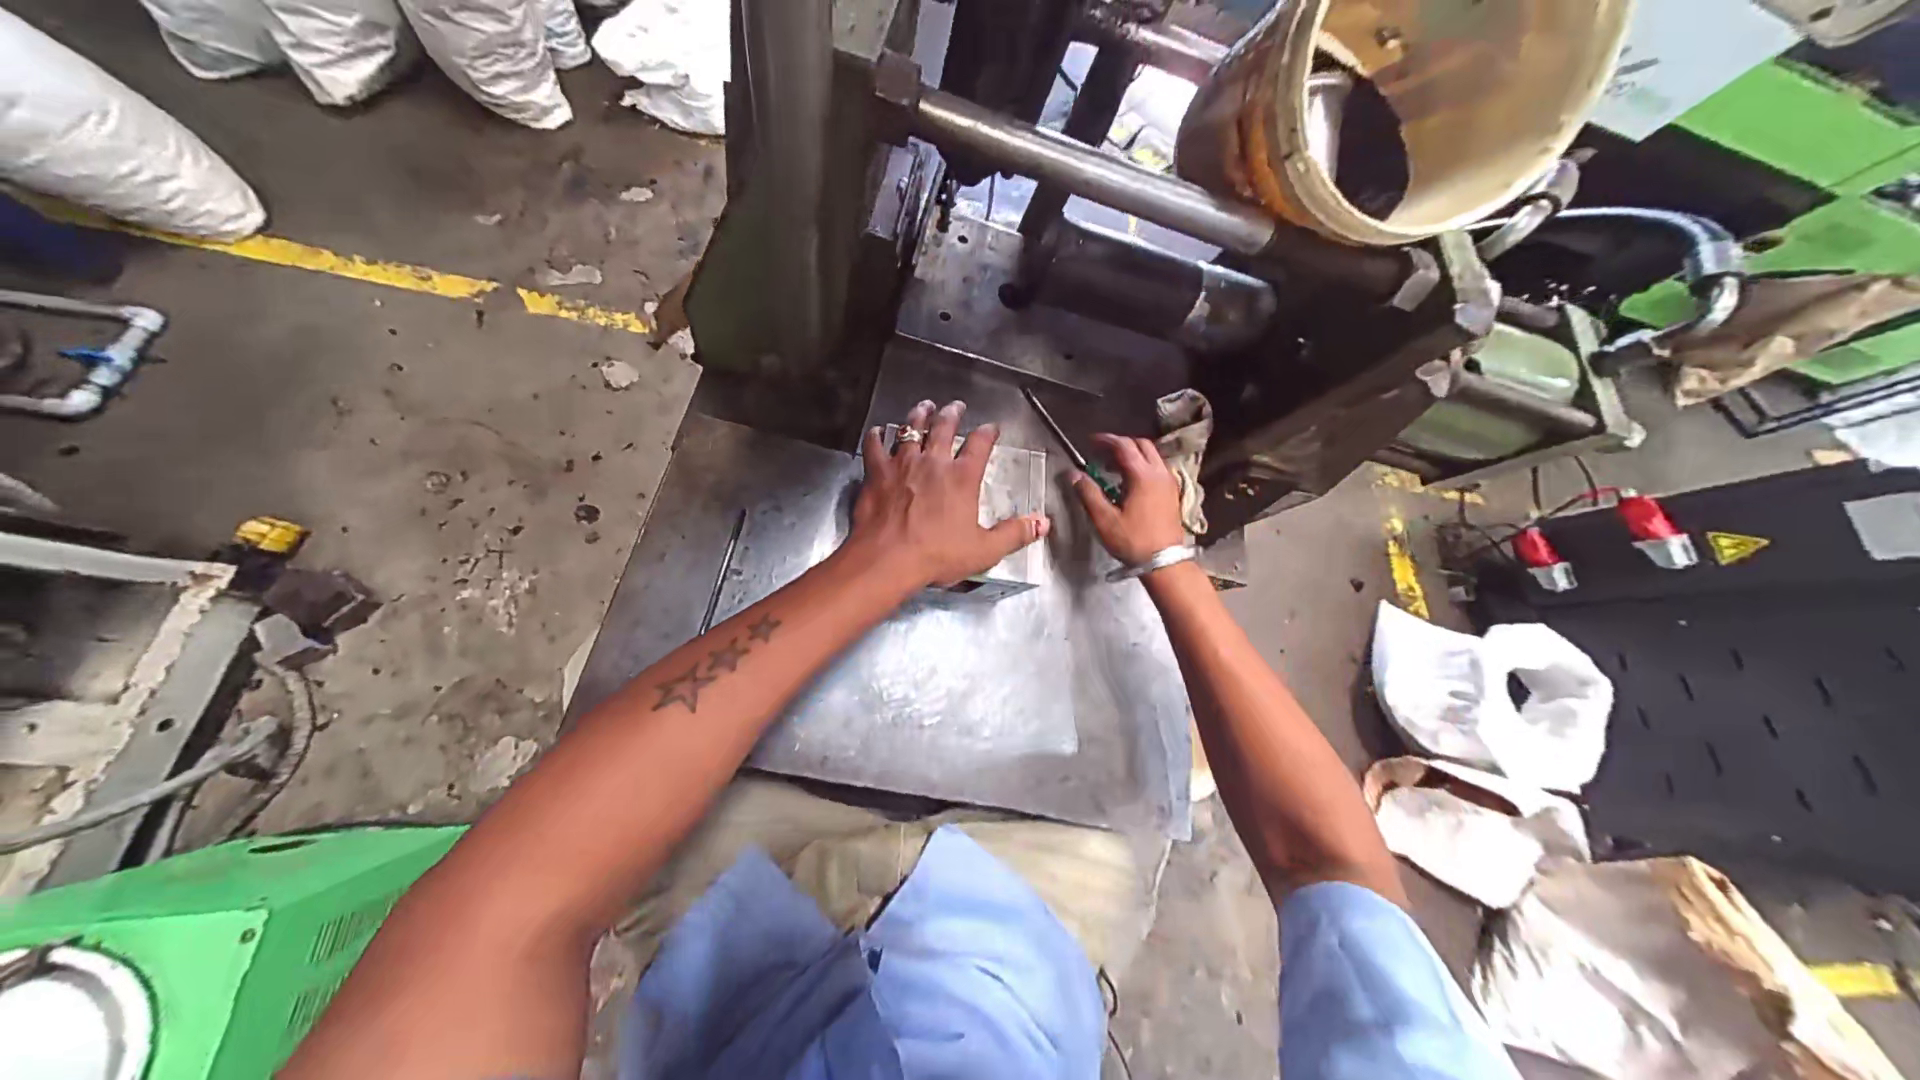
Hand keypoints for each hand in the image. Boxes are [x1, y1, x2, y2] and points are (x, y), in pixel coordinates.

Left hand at [848, 399, 1051, 588]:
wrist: (887, 558)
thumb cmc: (937, 554)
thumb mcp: (984, 550)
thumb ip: (1014, 534)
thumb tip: (1042, 523)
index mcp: (962, 477)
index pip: (980, 445)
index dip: (988, 433)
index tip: (992, 427)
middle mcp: (933, 462)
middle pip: (944, 427)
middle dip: (952, 413)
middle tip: (956, 406)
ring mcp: (902, 464)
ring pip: (911, 429)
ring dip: (918, 416)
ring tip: (924, 407)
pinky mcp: (876, 473)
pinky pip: (875, 447)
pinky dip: (877, 437)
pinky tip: (877, 432)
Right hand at [1074, 434, 1186, 564]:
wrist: (1164, 562)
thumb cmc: (1133, 541)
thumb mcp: (1104, 519)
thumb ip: (1088, 493)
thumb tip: (1074, 475)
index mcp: (1143, 476)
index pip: (1124, 446)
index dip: (1106, 440)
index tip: (1091, 441)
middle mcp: (1159, 473)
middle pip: (1141, 445)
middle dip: (1121, 445)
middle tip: (1101, 454)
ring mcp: (1169, 483)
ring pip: (1152, 456)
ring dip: (1132, 456)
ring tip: (1112, 468)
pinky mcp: (1172, 494)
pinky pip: (1157, 469)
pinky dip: (1142, 466)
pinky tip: (1129, 483)